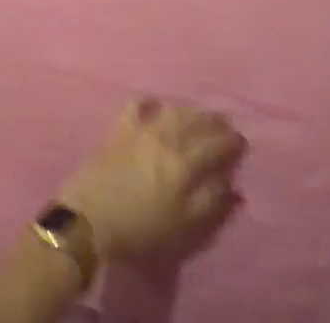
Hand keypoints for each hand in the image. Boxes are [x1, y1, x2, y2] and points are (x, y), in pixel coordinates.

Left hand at [59, 98, 246, 261]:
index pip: (218, 145)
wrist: (89, 220)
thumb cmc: (140, 229)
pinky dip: (150, 101)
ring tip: (198, 113)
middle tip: (224, 123)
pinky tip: (154, 103)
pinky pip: (137, 104)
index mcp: (186, 163)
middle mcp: (168, 138)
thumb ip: (211, 202)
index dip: (233, 142)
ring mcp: (142, 129)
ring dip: (190, 109)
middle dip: (215, 121)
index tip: (241, 142)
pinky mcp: (119, 128)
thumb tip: (231, 183)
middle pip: (198, 121)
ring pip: (173, 109)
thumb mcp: (184, 227)